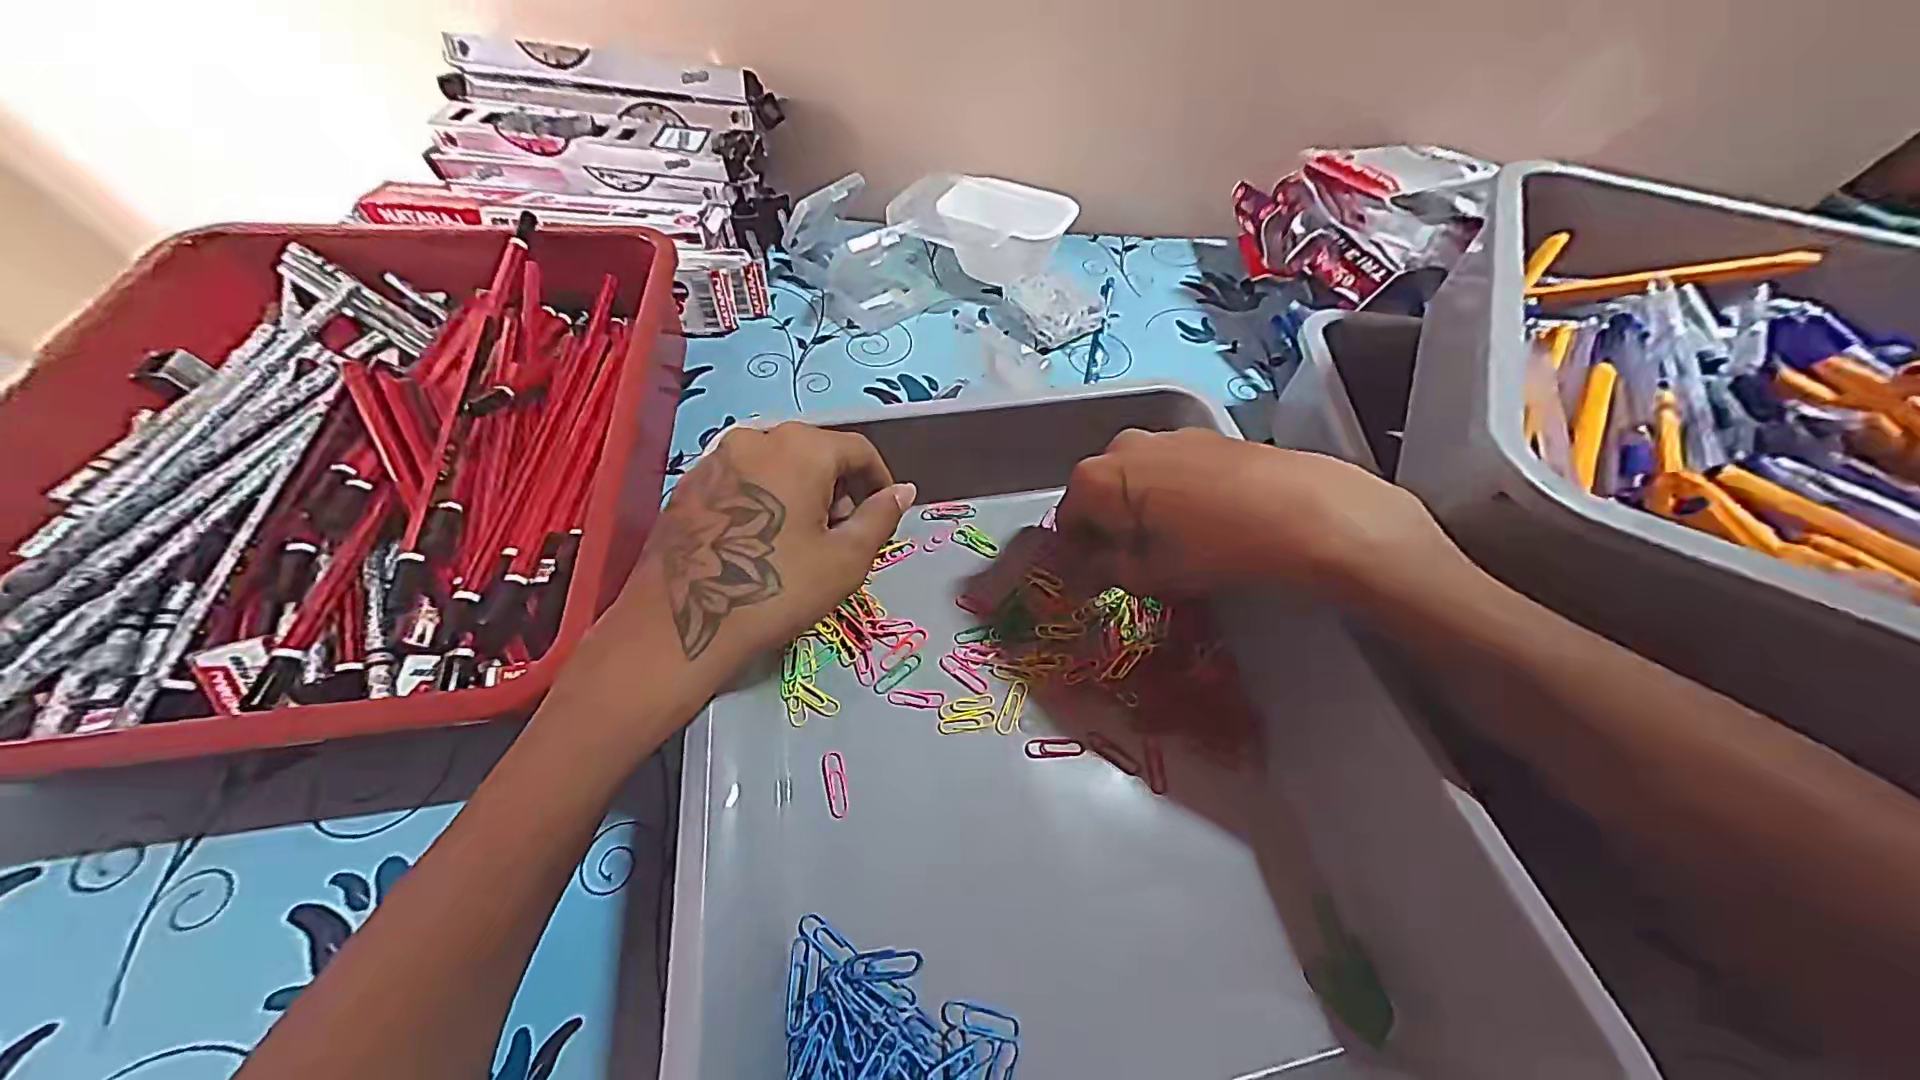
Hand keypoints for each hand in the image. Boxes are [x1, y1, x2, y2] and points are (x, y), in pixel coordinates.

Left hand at [621, 422, 912, 671]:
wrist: (679, 624)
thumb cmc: (775, 590)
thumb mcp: (846, 559)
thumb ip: (881, 517)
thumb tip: (903, 491)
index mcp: (801, 448)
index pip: (858, 449)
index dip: (879, 480)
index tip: (883, 514)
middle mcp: (756, 438)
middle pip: (816, 452)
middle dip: (839, 488)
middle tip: (842, 535)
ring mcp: (716, 458)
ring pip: (778, 464)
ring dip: (802, 492)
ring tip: (802, 542)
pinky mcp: (690, 483)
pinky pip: (745, 479)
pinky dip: (766, 499)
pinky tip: (762, 541)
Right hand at [1055, 428, 1470, 608]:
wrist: (1306, 512)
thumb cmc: (1214, 547)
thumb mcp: (1149, 574)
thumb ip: (1105, 572)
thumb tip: (1087, 573)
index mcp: (1096, 478)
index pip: (1065, 521)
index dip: (1074, 555)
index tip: (1089, 580)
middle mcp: (1122, 445)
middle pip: (1097, 493)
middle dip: (1104, 528)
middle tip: (1128, 564)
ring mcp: (1166, 435)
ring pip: (1133, 478)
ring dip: (1135, 510)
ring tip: (1168, 544)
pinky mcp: (1204, 435)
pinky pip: (1166, 468)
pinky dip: (1166, 494)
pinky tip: (1198, 521)